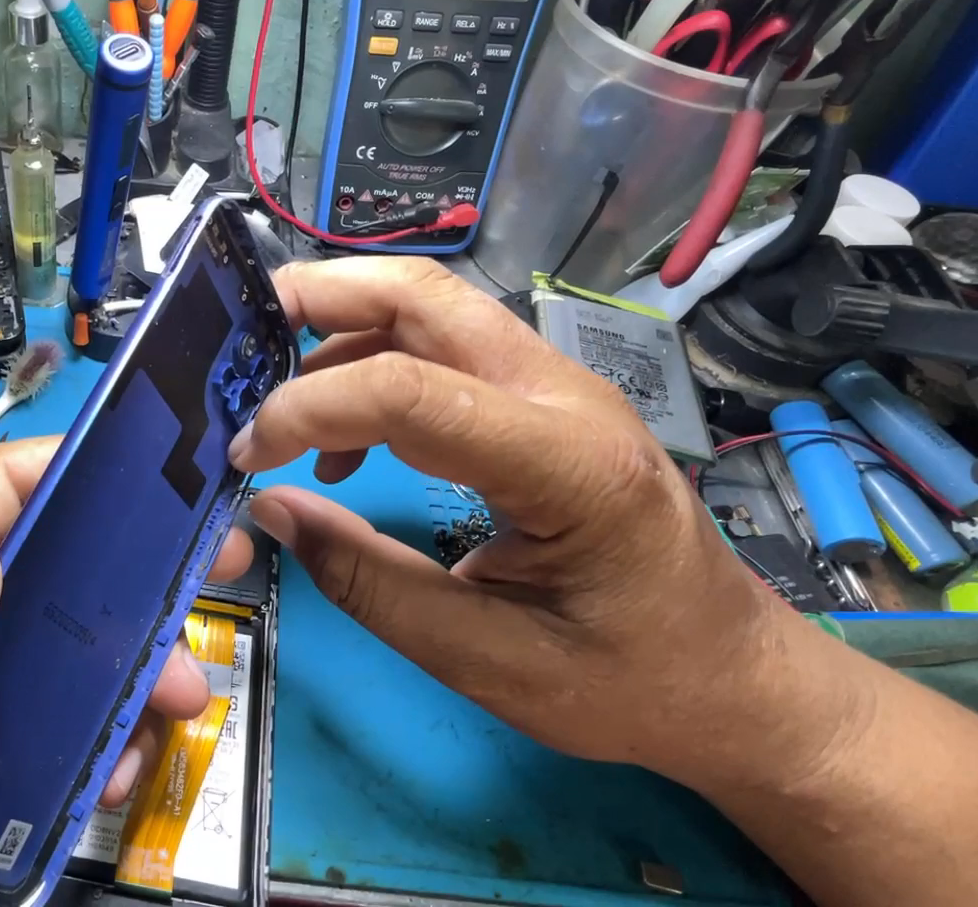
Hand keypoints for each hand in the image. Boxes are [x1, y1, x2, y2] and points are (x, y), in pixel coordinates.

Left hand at [0, 437, 253, 906]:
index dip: (78, 472)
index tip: (163, 491)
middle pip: (53, 556)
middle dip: (134, 565)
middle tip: (208, 574)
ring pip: (79, 633)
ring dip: (139, 655)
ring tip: (171, 699)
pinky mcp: (0, 741)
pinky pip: (80, 710)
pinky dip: (118, 727)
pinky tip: (115, 766)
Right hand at [229, 258, 839, 784]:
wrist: (736, 677)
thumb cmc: (631, 682)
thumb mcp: (489, 660)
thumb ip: (368, 583)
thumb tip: (270, 512)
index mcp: (567, 464)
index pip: (410, 389)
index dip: (309, 409)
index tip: (248, 454)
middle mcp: (562, 394)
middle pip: (422, 295)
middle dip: (317, 299)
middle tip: (241, 339)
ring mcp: (554, 384)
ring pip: (426, 306)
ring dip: (337, 331)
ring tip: (279, 404)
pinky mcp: (537, 398)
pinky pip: (436, 350)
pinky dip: (369, 370)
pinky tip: (343, 447)